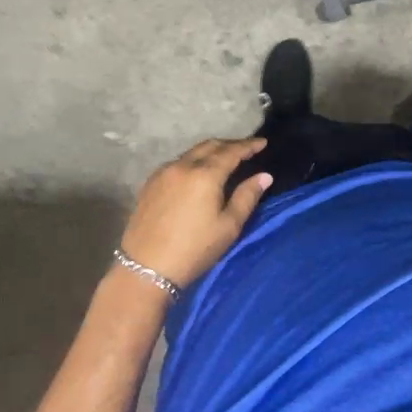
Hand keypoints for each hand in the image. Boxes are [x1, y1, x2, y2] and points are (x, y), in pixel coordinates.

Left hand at [119, 138, 272, 288]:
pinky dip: (193, 161)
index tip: (263, 143)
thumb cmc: (195, 249)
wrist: (146, 268)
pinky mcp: (150, 184)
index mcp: (205, 175)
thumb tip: (264, 176)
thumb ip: (247, 196)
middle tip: (246, 149)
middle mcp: (182, 166)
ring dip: (211, 151)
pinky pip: (177, 163)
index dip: (249, 145)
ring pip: (192, 153)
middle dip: (230, 144)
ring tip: (225, 159)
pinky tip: (198, 172)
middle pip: (210, 146)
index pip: (231, 151)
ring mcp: (162, 173)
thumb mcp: (229, 226)